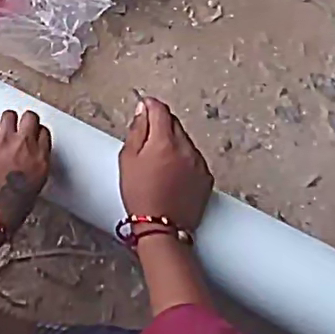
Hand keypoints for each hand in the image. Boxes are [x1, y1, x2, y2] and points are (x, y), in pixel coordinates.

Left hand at [0, 110, 51, 235]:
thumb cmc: (3, 214)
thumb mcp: (30, 193)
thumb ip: (31, 172)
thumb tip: (24, 167)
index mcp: (41, 163)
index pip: (45, 135)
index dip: (37, 135)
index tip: (33, 138)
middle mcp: (25, 147)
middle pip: (30, 118)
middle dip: (25, 121)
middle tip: (20, 129)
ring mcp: (4, 141)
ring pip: (10, 115)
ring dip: (8, 122)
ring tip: (4, 131)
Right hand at [119, 97, 212, 232]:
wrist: (162, 228)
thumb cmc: (141, 195)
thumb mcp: (128, 158)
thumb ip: (137, 130)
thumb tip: (143, 111)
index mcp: (165, 141)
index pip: (160, 110)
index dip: (149, 105)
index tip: (143, 106)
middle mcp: (186, 149)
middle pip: (174, 123)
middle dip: (160, 124)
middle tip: (145, 138)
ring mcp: (199, 163)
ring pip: (184, 141)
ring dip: (172, 142)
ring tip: (157, 161)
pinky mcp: (206, 178)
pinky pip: (193, 158)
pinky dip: (183, 158)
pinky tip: (170, 173)